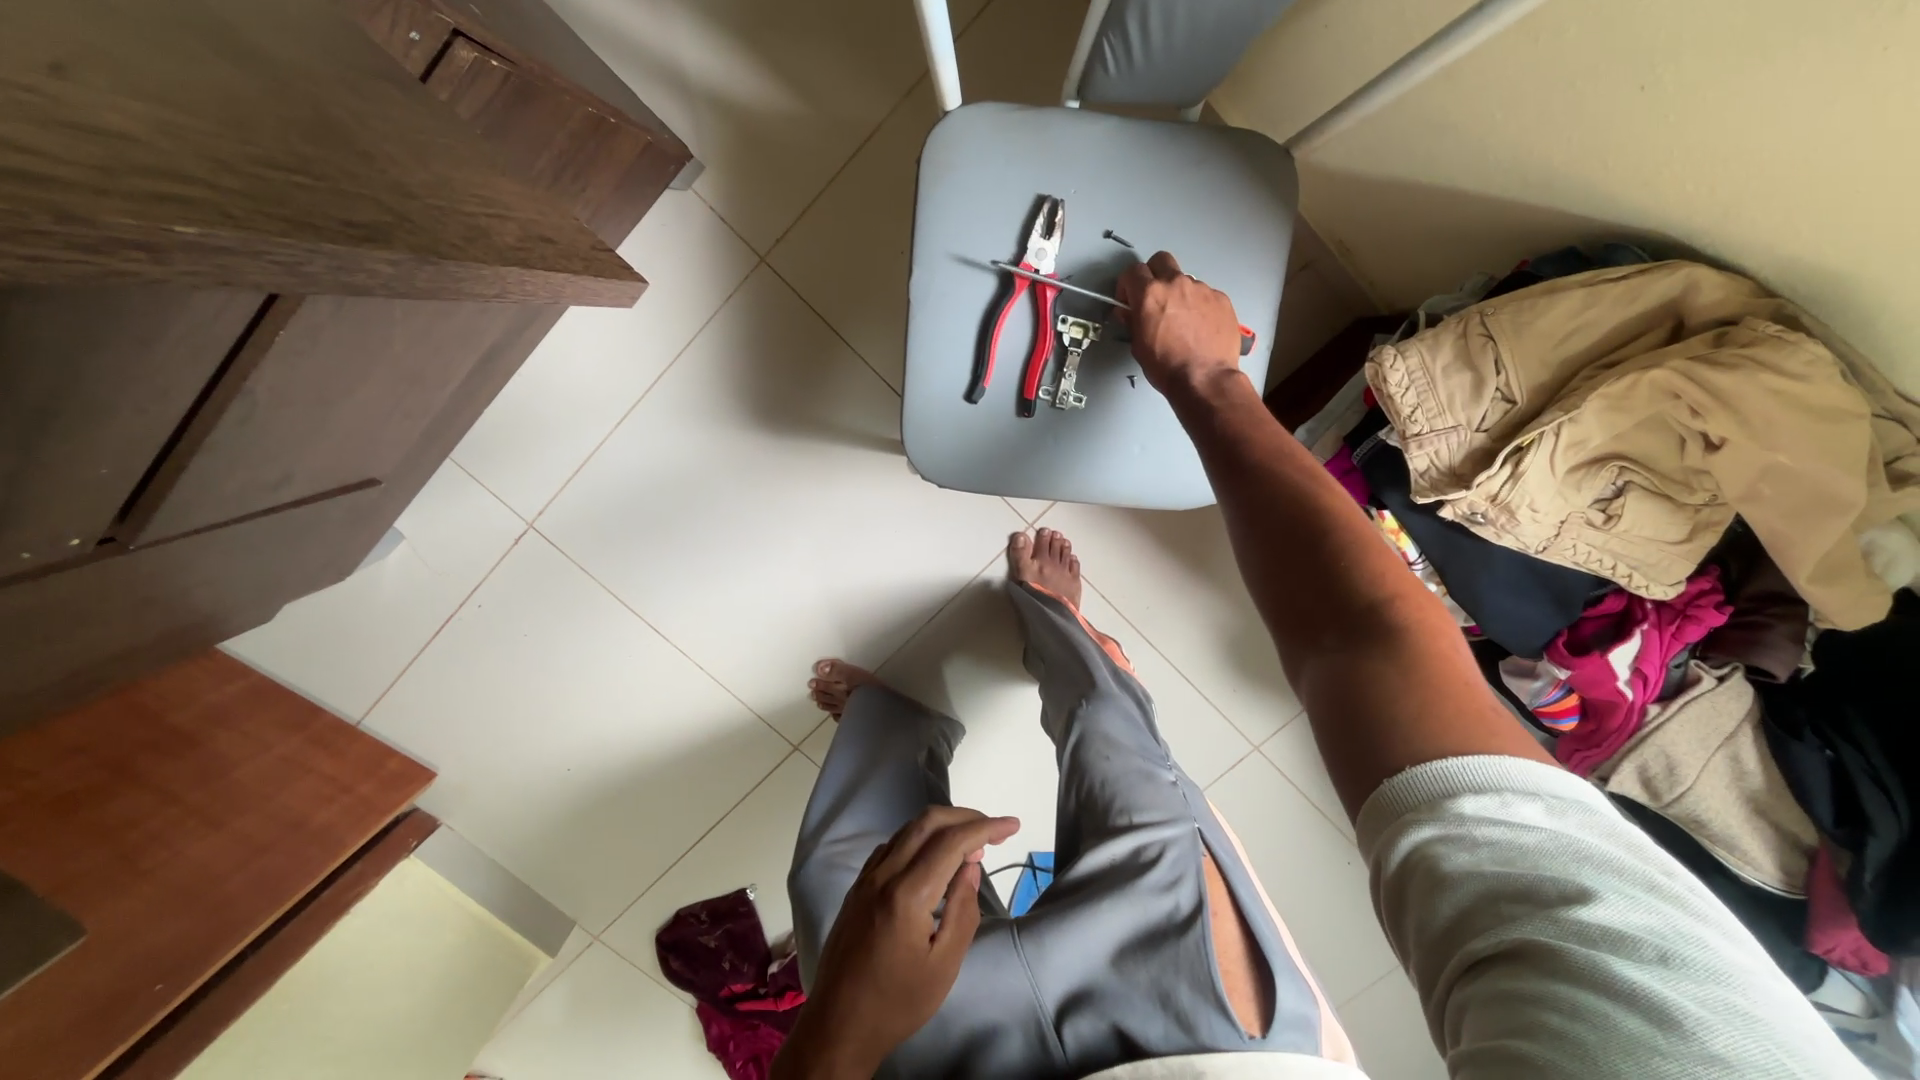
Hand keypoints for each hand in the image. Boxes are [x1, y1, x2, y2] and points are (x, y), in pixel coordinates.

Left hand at [773, 806, 1020, 1079]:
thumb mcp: (944, 966)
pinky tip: (934, 858)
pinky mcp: (857, 889)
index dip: (986, 827)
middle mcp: (882, 875)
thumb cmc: (897, 1003)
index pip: (951, 841)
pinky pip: (892, 847)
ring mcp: (865, 879)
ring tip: (971, 846)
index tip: (1012, 826)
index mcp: (906, 894)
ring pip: (907, 830)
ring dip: (942, 826)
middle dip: (965, 816)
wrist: (838, 1026)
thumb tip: (970, 867)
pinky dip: (919, 839)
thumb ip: (962, 911)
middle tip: (994, 830)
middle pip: (927, 822)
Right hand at [1115, 251, 1244, 394]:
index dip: (1128, 284)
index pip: (1133, 271)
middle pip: (1161, 260)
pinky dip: (1199, 306)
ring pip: (1185, 280)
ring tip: (1182, 320)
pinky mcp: (1221, 299)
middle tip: (1154, 298)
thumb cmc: (1166, 367)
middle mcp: (1176, 284)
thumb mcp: (1138, 346)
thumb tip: (1127, 312)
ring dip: (1179, 294)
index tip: (1129, 299)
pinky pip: (1205, 295)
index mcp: (1150, 294)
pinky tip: (1200, 327)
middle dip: (1154, 274)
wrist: (1205, 378)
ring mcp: (1202, 289)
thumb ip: (1132, 322)